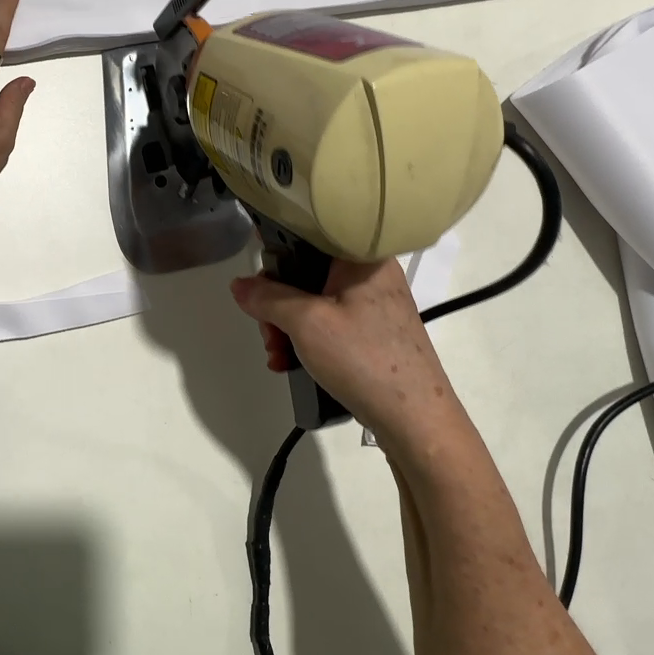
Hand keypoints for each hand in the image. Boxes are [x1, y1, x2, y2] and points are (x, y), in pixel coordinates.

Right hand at [229, 260, 462, 447]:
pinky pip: (327, 324)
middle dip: (277, 302)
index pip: (312, 234)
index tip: (256, 271)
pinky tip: (290, 363)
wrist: (414, 419)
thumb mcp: (305, 322)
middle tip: (269, 333)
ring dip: (286, 326)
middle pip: (307, 272)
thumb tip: (239, 285)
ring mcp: (374, 307)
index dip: (277, 247)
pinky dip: (305, 339)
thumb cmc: (363, 358)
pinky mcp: (373, 334)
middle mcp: (371, 275)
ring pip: (313, 301)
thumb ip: (267, 297)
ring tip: (278, 356)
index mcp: (363, 258)